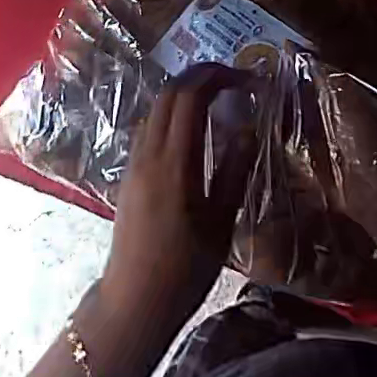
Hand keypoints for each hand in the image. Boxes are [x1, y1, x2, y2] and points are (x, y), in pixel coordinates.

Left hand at [101, 64, 250, 336]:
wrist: (133, 301)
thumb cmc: (183, 269)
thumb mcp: (220, 223)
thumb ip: (234, 171)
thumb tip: (249, 129)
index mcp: (174, 164)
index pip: (190, 98)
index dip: (217, 77)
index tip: (245, 79)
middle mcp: (148, 154)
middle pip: (169, 93)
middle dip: (200, 75)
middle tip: (232, 78)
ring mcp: (134, 161)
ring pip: (156, 106)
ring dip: (184, 90)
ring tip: (216, 96)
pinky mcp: (128, 172)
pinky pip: (149, 125)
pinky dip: (172, 110)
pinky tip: (192, 126)